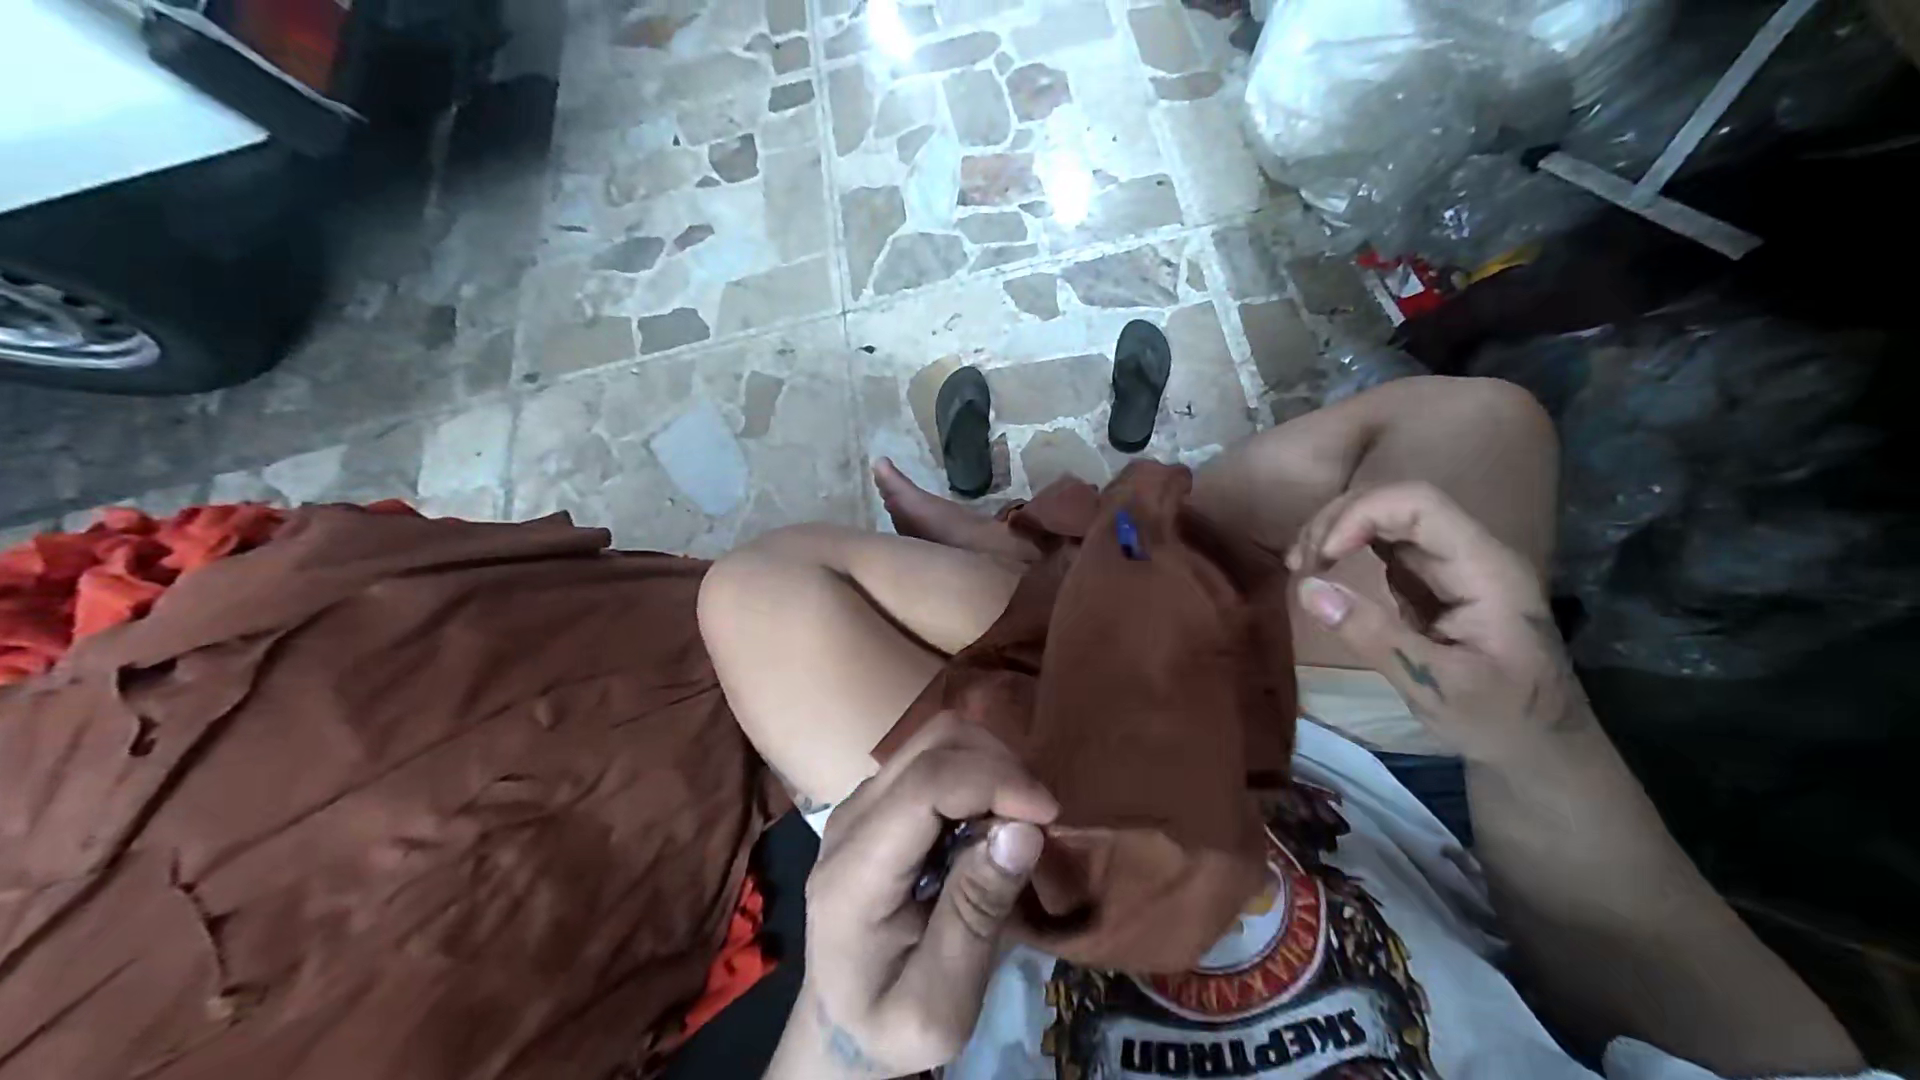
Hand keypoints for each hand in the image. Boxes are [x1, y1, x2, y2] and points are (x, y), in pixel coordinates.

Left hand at [787, 715, 1057, 1077]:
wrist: (841, 1023)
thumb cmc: (890, 1024)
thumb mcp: (941, 1003)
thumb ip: (976, 914)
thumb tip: (1023, 829)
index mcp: (853, 874)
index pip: (924, 786)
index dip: (994, 782)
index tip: (1049, 814)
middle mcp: (850, 819)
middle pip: (933, 744)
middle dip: (999, 766)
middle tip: (1038, 820)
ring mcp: (861, 802)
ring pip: (936, 739)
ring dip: (991, 766)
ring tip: (1017, 823)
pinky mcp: (878, 800)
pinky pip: (934, 759)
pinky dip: (977, 774)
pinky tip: (990, 821)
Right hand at [1286, 482, 1589, 766]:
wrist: (1539, 747)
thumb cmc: (1500, 720)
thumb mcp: (1436, 687)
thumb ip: (1373, 636)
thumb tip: (1307, 589)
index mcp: (1485, 570)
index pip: (1419, 505)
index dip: (1361, 515)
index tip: (1320, 560)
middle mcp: (1469, 554)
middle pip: (1396, 503)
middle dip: (1338, 522)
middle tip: (1298, 564)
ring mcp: (1449, 566)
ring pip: (1384, 519)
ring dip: (1334, 532)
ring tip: (1301, 566)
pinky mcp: (1429, 581)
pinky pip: (1381, 546)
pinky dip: (1342, 550)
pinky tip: (1320, 572)